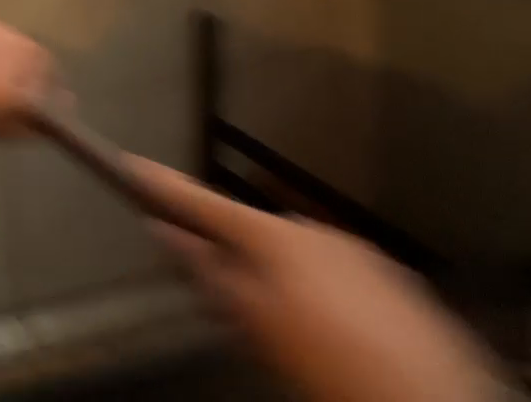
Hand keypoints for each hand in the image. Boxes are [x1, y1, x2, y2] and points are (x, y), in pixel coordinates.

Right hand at [126, 157, 502, 401]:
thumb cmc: (326, 364)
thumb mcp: (252, 322)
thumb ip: (207, 271)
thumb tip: (166, 232)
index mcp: (277, 237)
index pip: (204, 203)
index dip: (164, 186)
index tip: (132, 166)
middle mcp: (318, 233)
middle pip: (253, 233)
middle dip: (230, 254)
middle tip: (217, 299)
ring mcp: (363, 258)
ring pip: (295, 257)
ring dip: (273, 277)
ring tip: (276, 331)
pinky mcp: (397, 288)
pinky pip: (335, 277)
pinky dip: (316, 295)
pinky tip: (323, 338)